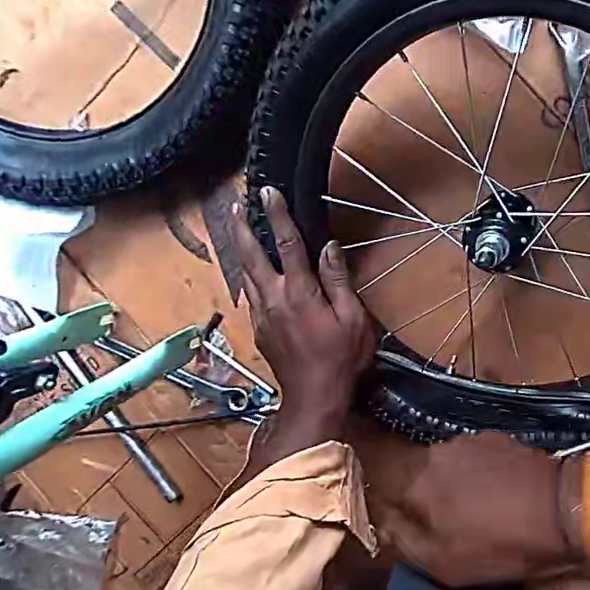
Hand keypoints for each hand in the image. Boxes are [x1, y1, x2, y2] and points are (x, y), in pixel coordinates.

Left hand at [230, 186, 377, 469]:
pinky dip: (248, 273)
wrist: (314, 398)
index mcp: (299, 292)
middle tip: (235, 204)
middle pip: (251, 255)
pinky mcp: (260, 329)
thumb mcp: (353, 319)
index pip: (286, 244)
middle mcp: (274, 299)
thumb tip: (329, 247)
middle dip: (242, 227)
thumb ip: (338, 280)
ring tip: (237, 227)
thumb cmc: (341, 359)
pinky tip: (251, 270)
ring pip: (245, 273)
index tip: (268, 192)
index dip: (278, 215)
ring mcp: (263, 315)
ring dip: (240, 247)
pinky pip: (251, 293)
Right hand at [376, 432, 578, 587]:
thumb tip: (385, 524)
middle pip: (419, 477)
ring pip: (447, 465)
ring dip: (455, 483)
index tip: (423, 534)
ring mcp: (465, 440)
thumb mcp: (446, 565)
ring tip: (481, 506)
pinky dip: (481, 471)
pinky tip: (500, 489)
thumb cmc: (501, 545)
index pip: (391, 496)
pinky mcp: (494, 436)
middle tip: (454, 524)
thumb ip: (406, 542)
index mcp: (416, 483)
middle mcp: (434, 453)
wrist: (563, 509)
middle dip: (430, 498)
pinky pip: (475, 455)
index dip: (405, 517)